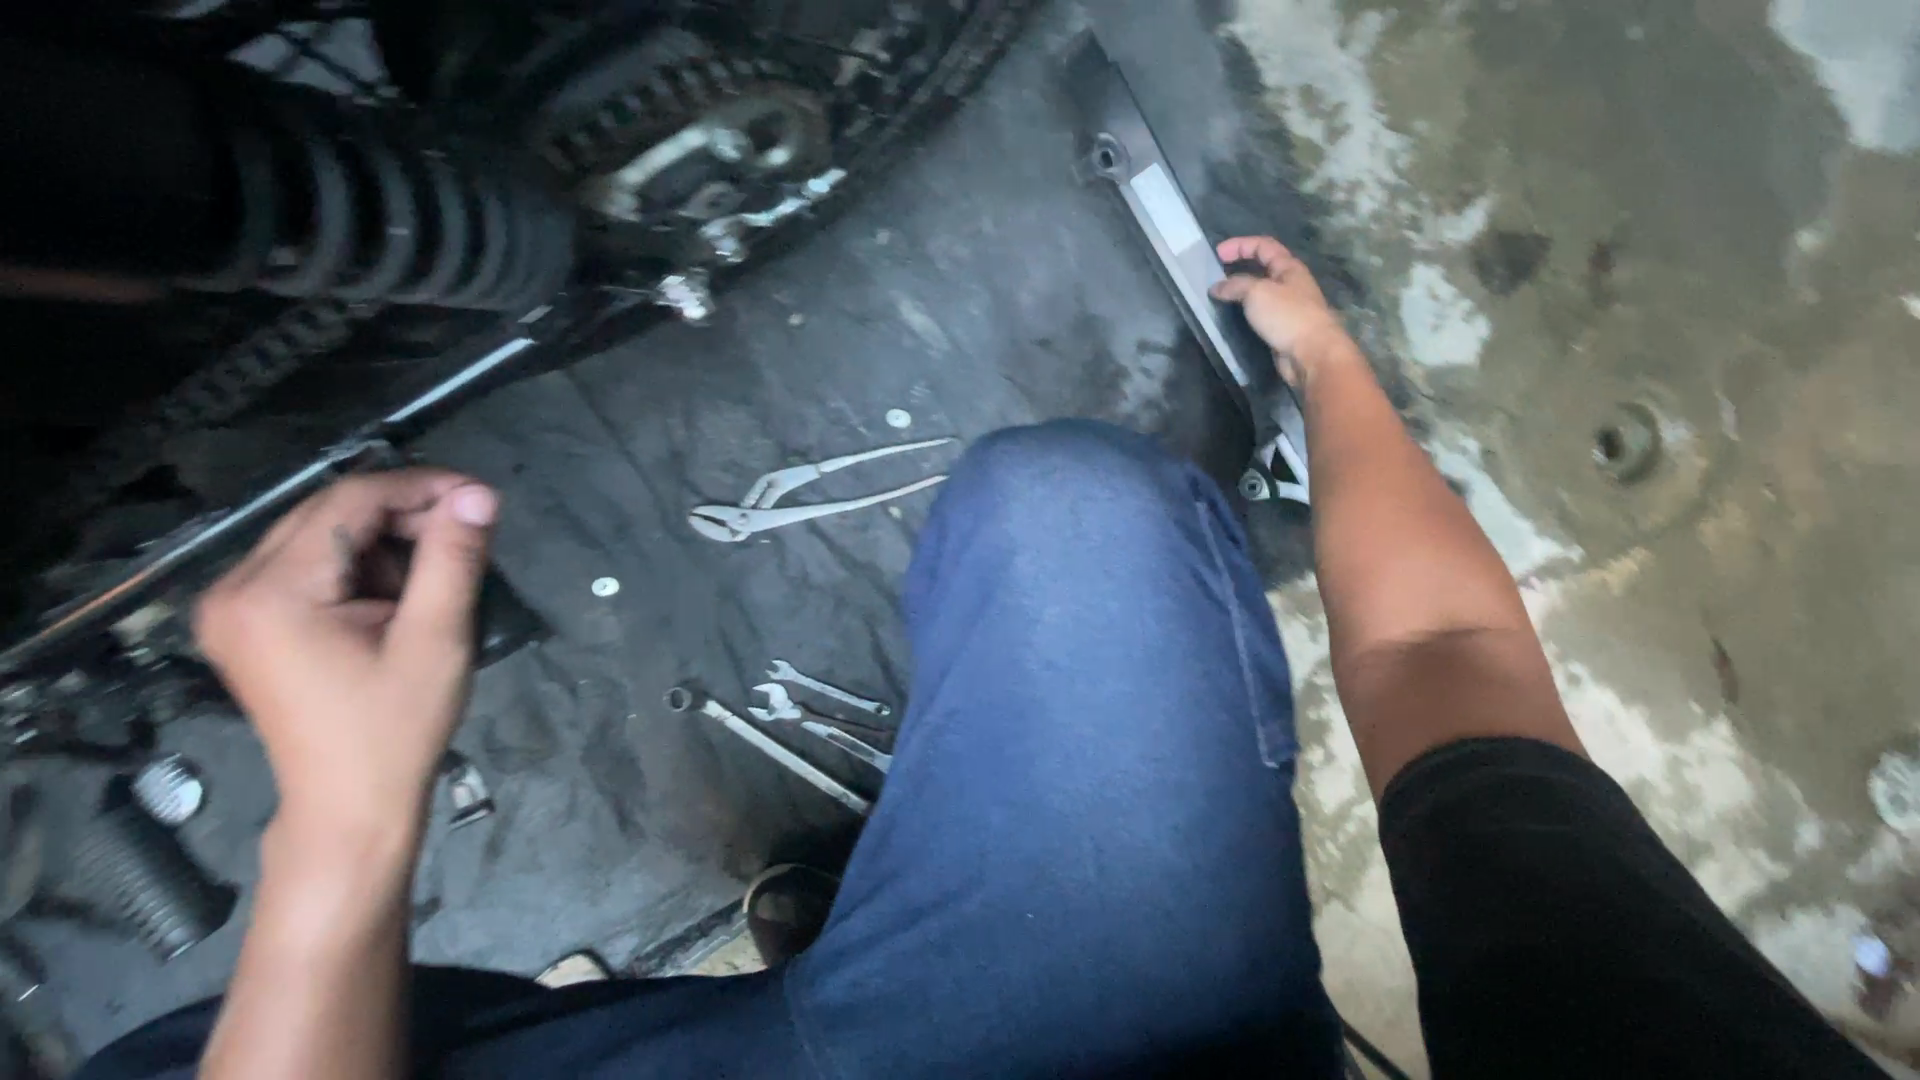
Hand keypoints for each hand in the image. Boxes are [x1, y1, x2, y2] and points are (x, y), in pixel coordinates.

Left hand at [195, 470, 497, 843]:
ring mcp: (234, 606)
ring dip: (387, 539)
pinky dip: (363, 564)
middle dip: (406, 512)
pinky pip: (310, 563)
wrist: (350, 803)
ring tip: (434, 578)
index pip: (349, 501)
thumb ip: (454, 559)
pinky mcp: (247, 622)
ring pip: (322, 533)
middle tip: (468, 534)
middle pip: (329, 511)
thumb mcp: (437, 638)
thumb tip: (480, 495)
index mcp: (273, 592)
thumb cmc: (396, 726)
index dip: (420, 487)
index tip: (481, 498)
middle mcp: (235, 587)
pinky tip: (397, 596)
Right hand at [1210, 236, 1351, 385]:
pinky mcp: (1282, 328)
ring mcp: (1287, 307)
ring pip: (1260, 292)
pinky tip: (1232, 319)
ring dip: (1240, 293)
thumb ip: (1235, 285)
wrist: (1310, 353)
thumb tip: (1217, 287)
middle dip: (1240, 268)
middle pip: (1262, 268)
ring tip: (1220, 298)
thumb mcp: (1257, 292)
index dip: (1240, 245)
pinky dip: (1245, 312)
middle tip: (1217, 276)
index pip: (1263, 246)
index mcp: (1289, 268)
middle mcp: (1290, 284)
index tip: (1217, 254)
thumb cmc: (1287, 316)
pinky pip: (1259, 313)